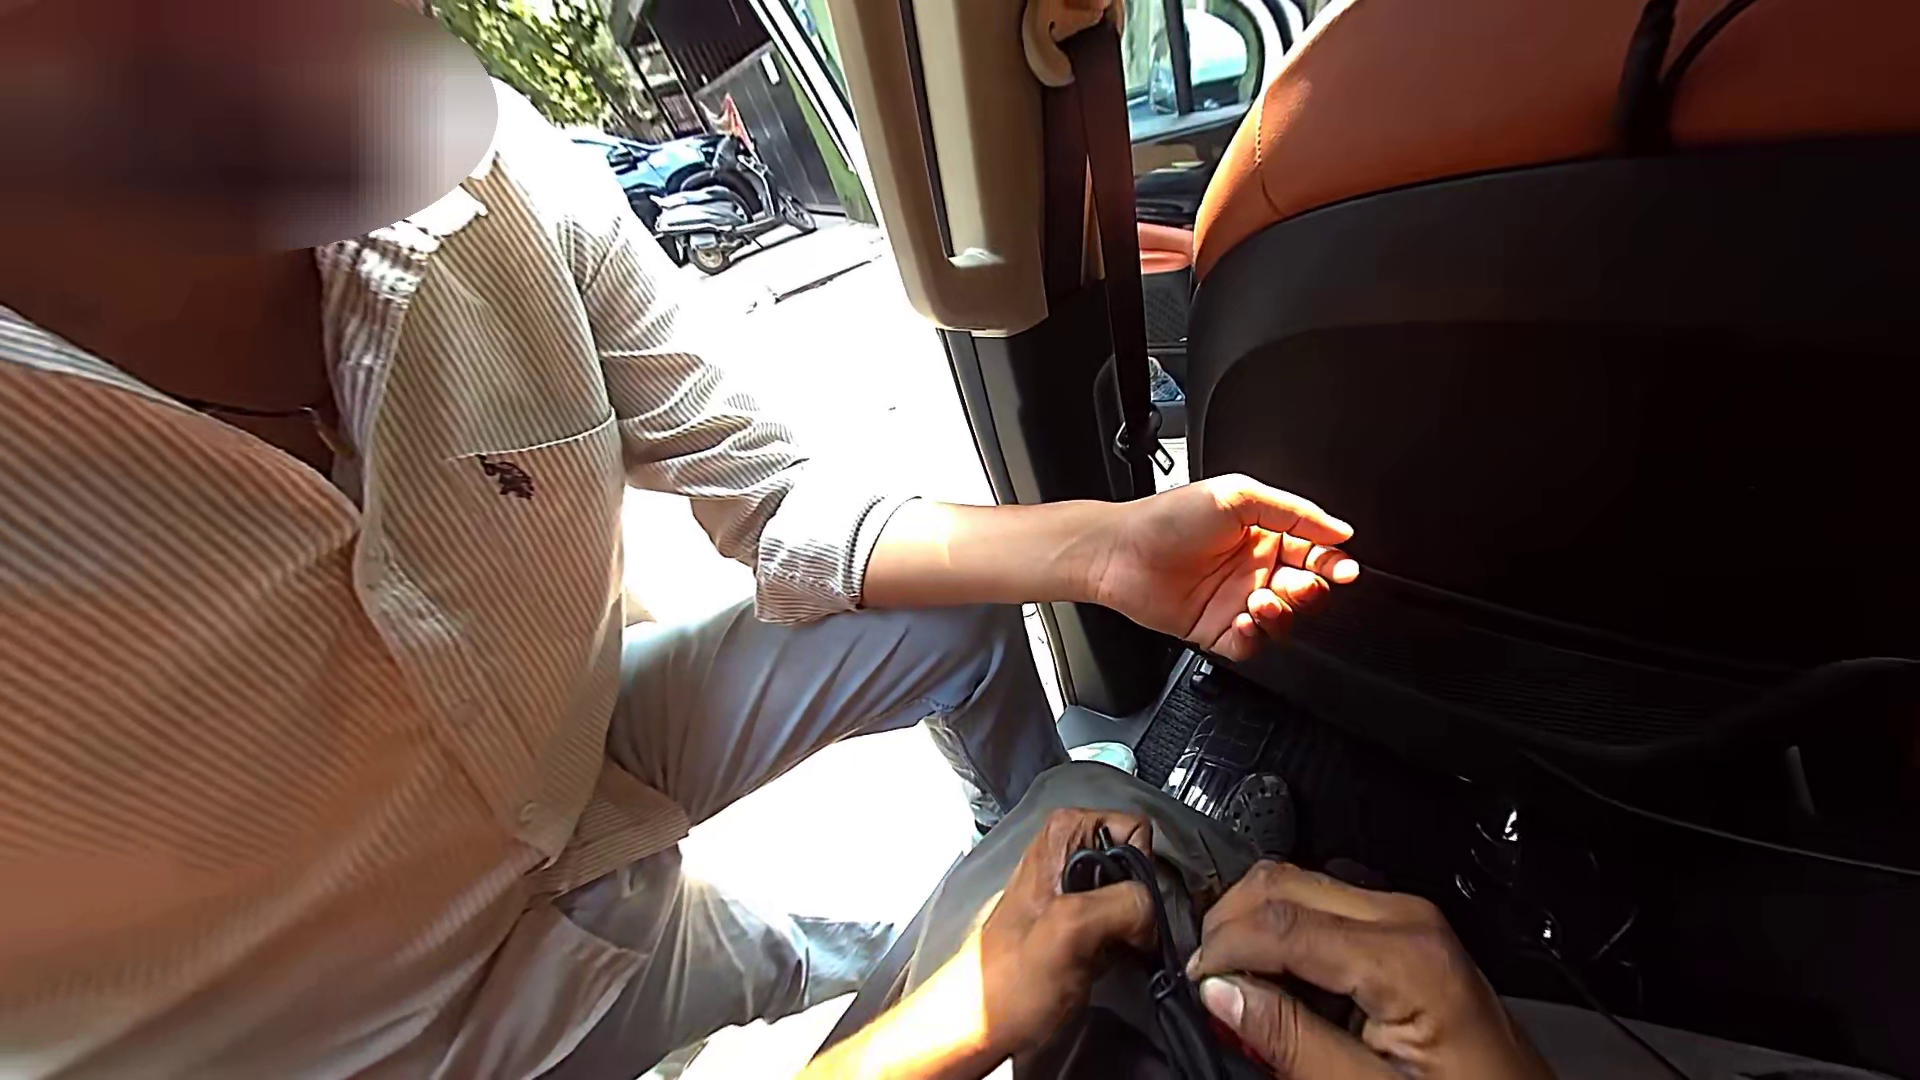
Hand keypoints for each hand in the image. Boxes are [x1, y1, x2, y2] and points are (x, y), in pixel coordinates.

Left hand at [975, 808, 1158, 1056]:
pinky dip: (1130, 943)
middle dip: (1140, 902)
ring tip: (1110, 951)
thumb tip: (1152, 907)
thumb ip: (1121, 904)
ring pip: (1137, 895)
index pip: (1136, 829)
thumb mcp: (1070, 928)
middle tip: (1120, 935)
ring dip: (1137, 928)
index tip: (1127, 906)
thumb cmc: (1011, 975)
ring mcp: (1078, 885)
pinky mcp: (1085, 919)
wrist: (987, 1021)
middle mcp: (1071, 849)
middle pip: (1139, 863)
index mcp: (1065, 832)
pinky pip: (1128, 921)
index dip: (1141, 870)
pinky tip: (1109, 960)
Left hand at [1085, 475, 1359, 660]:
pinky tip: (1242, 620)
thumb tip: (1339, 531)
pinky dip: (1254, 637)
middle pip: (1305, 591)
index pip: (1314, 555)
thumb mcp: (1236, 495)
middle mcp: (1250, 569)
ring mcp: (1232, 601)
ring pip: (1283, 621)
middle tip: (1296, 583)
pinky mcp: (1214, 629)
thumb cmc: (1167, 518)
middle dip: (1311, 591)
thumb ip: (1293, 511)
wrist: (1120, 552)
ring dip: (1283, 615)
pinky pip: (1250, 644)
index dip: (1334, 564)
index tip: (1343, 568)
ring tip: (1261, 601)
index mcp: (1260, 536)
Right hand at [1186, 862, 1551, 1078]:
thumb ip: (1295, 1045)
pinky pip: (1310, 897)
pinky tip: (1266, 965)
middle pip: (1279, 884)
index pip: (1282, 924)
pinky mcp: (1393, 921)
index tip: (1196, 982)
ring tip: (1232, 974)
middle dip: (1227, 924)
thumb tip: (1219, 991)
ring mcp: (1399, 912)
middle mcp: (1403, 915)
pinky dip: (1273, 923)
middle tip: (1207, 978)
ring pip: (1288, 880)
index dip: (1225, 948)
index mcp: (1409, 957)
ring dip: (1245, 919)